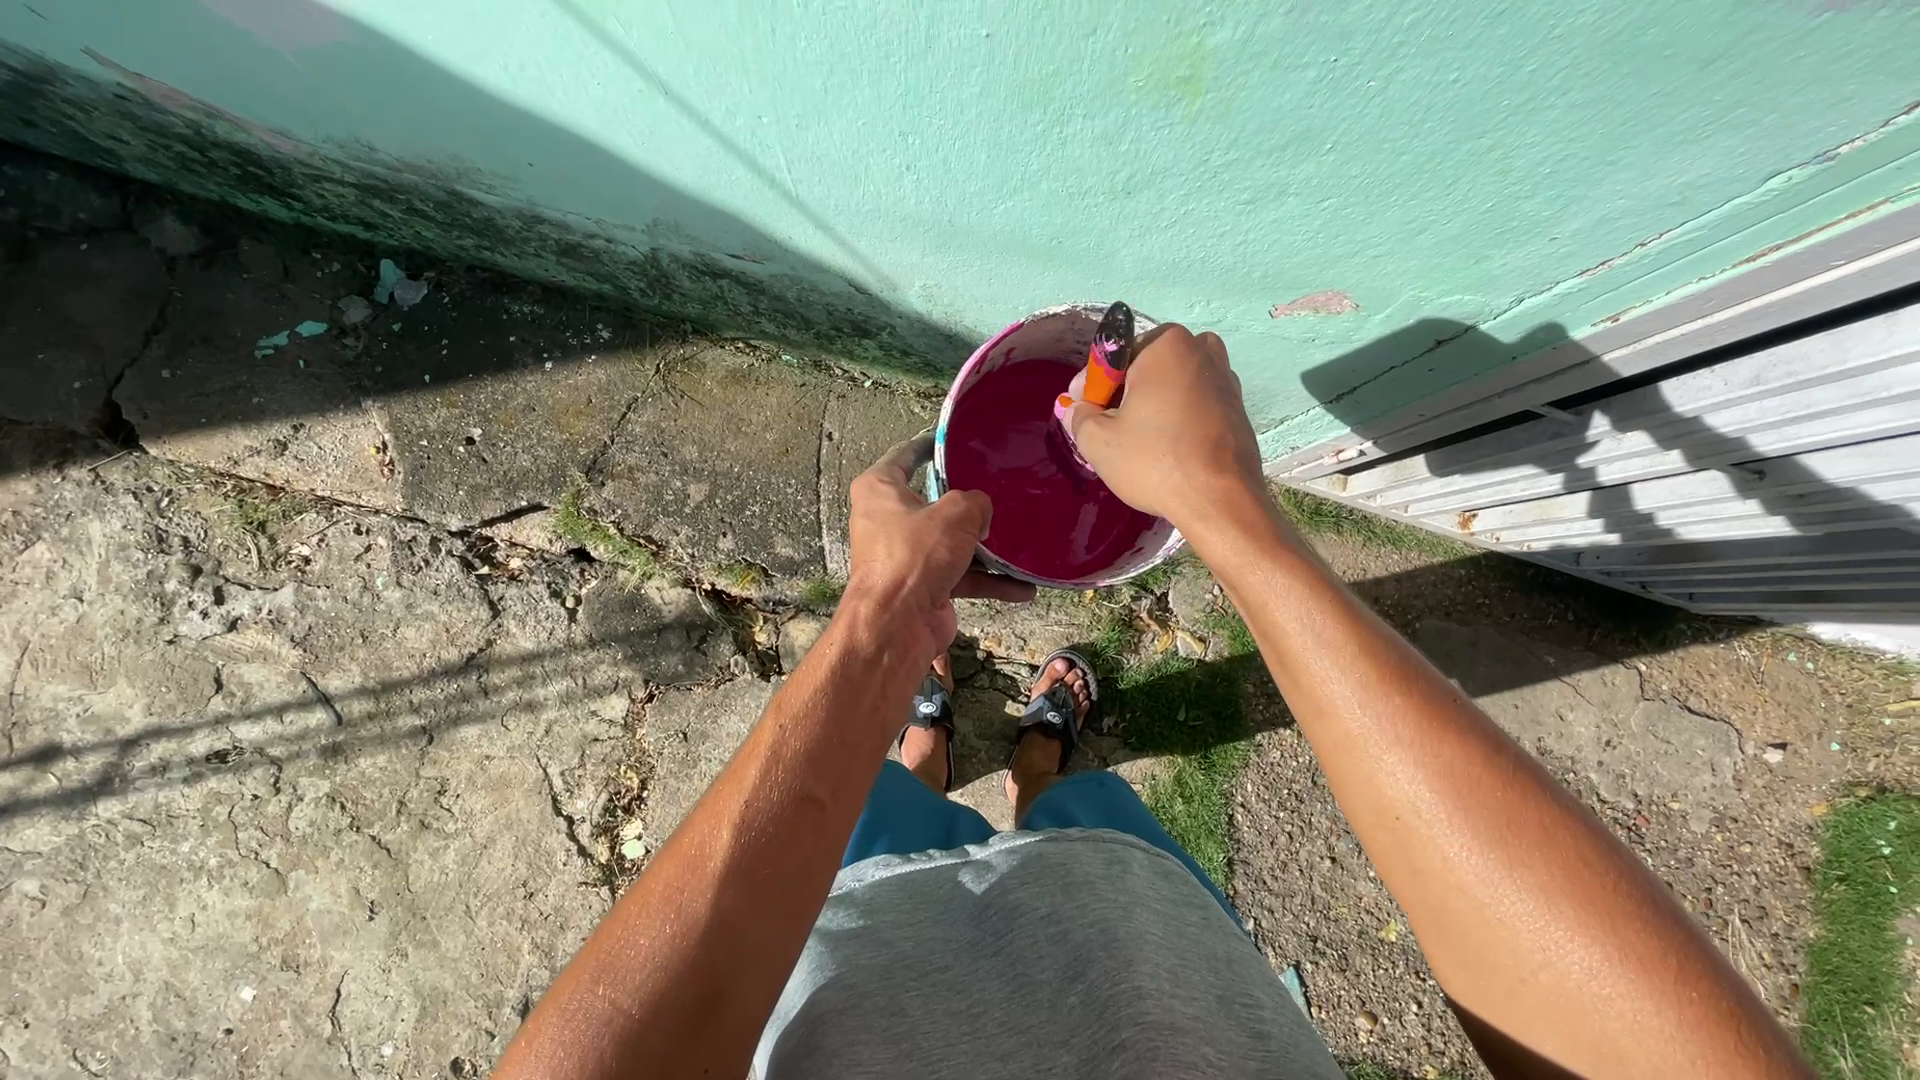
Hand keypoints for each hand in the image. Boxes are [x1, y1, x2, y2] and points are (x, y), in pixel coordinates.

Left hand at [842, 433, 1034, 661]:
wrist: (898, 624)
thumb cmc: (915, 554)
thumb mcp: (956, 513)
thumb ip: (976, 502)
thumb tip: (981, 514)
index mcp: (879, 489)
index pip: (904, 456)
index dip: (929, 444)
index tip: (952, 438)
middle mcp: (887, 520)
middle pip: (934, 502)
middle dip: (967, 502)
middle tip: (999, 490)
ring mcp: (905, 556)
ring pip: (951, 543)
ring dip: (986, 549)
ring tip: (1021, 542)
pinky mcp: (922, 586)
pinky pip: (961, 577)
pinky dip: (989, 582)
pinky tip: (1023, 587)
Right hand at [1065, 324, 1266, 528]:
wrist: (1220, 501)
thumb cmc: (1155, 461)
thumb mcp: (1098, 440)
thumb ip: (1079, 416)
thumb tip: (1075, 409)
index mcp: (1166, 344)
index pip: (1112, 356)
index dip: (1090, 385)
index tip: (1080, 409)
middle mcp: (1201, 349)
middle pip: (1145, 367)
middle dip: (1122, 393)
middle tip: (1105, 426)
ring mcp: (1225, 378)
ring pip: (1172, 385)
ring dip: (1150, 404)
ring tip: (1134, 440)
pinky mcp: (1238, 408)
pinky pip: (1194, 403)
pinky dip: (1176, 417)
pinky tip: (1165, 448)